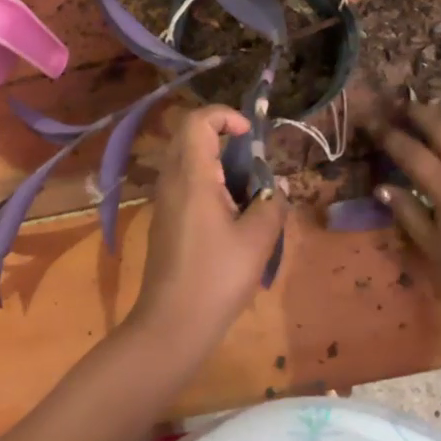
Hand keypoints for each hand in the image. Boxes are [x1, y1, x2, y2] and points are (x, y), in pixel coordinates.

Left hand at [130, 106, 288, 342]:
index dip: (225, 116)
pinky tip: (231, 217)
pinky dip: (208, 185)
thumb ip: (272, 205)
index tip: (251, 136)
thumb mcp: (258, 240)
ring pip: (186, 162)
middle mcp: (171, 181)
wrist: (172, 323)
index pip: (197, 121)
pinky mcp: (164, 221)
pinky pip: (184, 185)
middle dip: (223, 138)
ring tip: (247, 192)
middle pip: (189, 136)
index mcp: (191, 176)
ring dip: (217, 164)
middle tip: (252, 162)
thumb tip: (276, 191)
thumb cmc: (216, 277)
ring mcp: (163, 202)